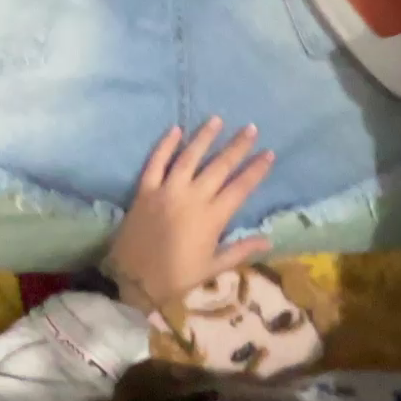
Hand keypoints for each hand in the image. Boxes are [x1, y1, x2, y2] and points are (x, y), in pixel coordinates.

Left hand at [104, 118, 274, 314]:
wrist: (131, 279)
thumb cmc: (174, 277)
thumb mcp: (212, 268)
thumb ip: (240, 250)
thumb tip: (268, 240)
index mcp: (212, 218)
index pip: (240, 188)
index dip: (256, 170)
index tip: (268, 153)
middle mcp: (192, 198)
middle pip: (219, 166)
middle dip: (237, 147)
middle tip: (250, 128)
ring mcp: (166, 191)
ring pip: (189, 157)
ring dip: (204, 137)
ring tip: (217, 120)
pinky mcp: (144, 191)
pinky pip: (156, 163)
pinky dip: (165, 145)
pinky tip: (175, 129)